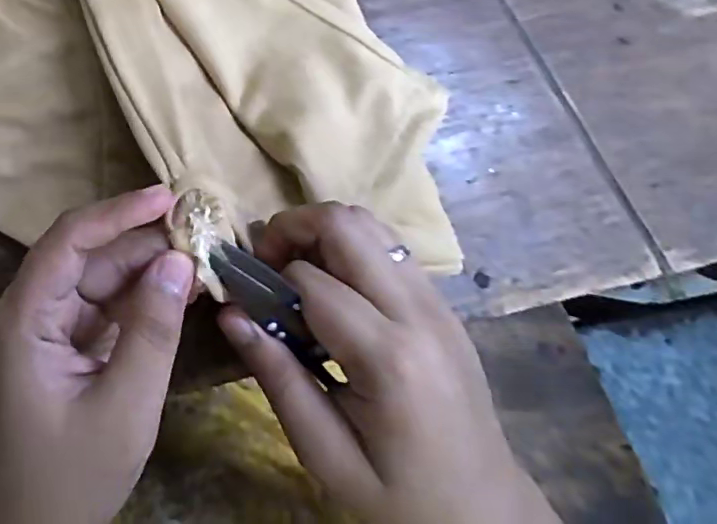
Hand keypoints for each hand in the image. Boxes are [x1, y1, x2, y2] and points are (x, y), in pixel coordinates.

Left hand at [0, 185, 195, 523]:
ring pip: (108, 267)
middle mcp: (40, 301)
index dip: (117, 212)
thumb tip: (180, 261)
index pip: (70, 239)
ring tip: (202, 249)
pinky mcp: (79, 331)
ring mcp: (59, 315)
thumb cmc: (73, 471)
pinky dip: (150, 287)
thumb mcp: (123, 408)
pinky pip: (116, 295)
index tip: (166, 198)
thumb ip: (152, 333)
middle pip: (92, 248)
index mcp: (29, 312)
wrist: (39, 522)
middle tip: (199, 223)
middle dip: (143, 234)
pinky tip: (185, 282)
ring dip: (152, 258)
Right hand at [218, 203, 557, 523]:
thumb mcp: (327, 456)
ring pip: (369, 222)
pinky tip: (334, 284)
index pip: (310, 280)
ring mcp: (438, 302)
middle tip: (268, 262)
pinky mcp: (443, 302)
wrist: (486, 516)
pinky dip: (350, 243)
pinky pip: (388, 244)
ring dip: (322, 230)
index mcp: (389, 357)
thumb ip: (278, 378)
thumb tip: (229, 313)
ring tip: (298, 269)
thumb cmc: (400, 498)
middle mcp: (419, 313)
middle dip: (293, 227)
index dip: (270, 280)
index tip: (250, 301)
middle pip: (346, 224)